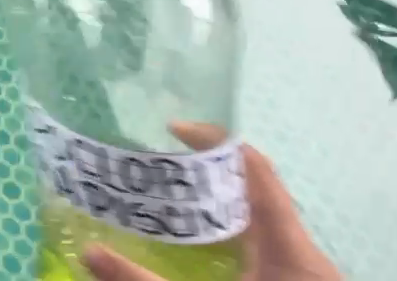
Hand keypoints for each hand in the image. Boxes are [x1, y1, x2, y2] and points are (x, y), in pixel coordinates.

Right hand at [84, 124, 341, 280]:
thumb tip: (86, 253)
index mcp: (290, 249)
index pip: (256, 169)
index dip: (214, 140)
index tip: (169, 131)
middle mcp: (307, 255)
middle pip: (258, 190)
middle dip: (206, 171)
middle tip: (158, 168)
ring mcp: (310, 276)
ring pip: (263, 220)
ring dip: (218, 203)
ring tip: (170, 201)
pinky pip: (268, 246)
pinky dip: (231, 233)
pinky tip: (200, 249)